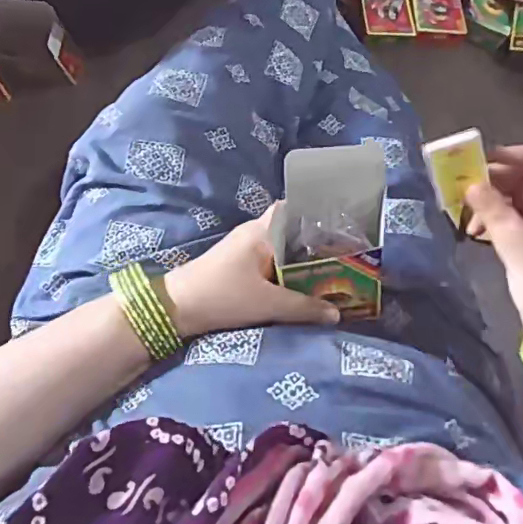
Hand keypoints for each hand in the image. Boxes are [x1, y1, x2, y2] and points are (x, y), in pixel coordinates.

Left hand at [162, 206, 339, 337]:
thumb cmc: (222, 296)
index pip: (294, 209)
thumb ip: (304, 308)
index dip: (317, 215)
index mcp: (261, 231)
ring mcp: (245, 249)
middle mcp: (254, 234)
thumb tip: (337, 314)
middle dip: (316, 244)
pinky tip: (303, 284)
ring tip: (332, 271)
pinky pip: (272, 262)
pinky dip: (288, 271)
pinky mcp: (239, 266)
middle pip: (292, 232)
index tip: (343, 226)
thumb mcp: (267, 304)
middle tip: (346, 256)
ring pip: (282, 249)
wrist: (176, 308)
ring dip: (302, 260)